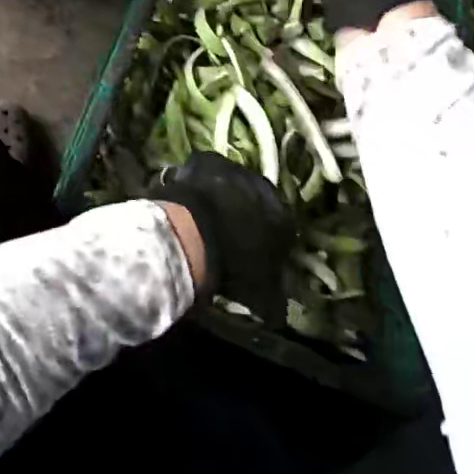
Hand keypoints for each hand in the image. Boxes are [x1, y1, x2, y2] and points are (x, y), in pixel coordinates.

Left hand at [146, 151, 294, 323]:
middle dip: (247, 214)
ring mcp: (234, 170)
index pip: (284, 229)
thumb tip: (279, 314)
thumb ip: (275, 300)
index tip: (256, 254)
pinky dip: (200, 183)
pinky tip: (189, 201)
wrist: (192, 235)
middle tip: (229, 234)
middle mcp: (264, 187)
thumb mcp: (261, 295)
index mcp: (284, 217)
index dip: (269, 242)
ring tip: (207, 217)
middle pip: (258, 202)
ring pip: (233, 184)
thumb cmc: (232, 268)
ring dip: (224, 196)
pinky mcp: (206, 160)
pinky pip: (206, 171)